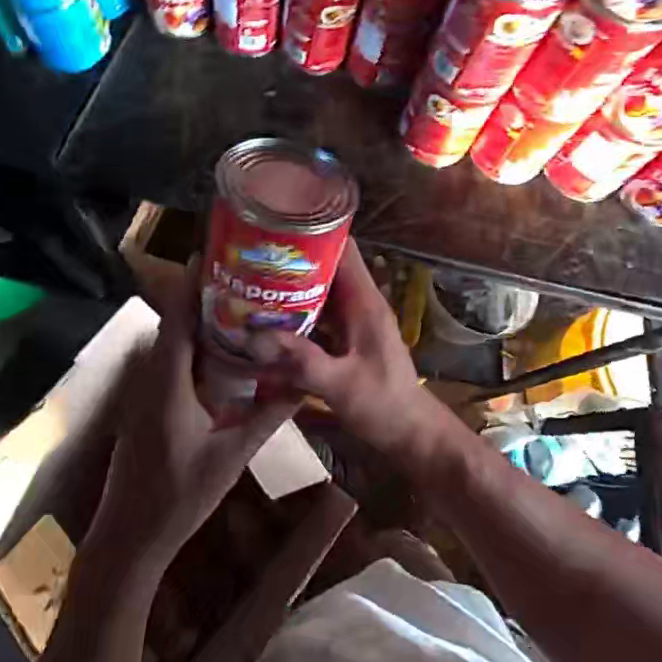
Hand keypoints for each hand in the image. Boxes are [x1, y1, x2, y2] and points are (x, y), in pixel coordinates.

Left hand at [90, 266, 300, 565]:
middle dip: (204, 298)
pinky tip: (222, 356)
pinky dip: (194, 349)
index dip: (191, 283)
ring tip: (241, 308)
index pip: (176, 316)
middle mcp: (151, 377)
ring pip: (172, 344)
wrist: (130, 534)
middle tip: (246, 280)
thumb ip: (267, 417)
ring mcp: (144, 392)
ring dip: (199, 323)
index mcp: (168, 381)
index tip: (217, 255)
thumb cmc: (179, 495)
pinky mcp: (147, 405)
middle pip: (175, 323)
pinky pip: (170, 363)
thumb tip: (302, 383)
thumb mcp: (231, 456)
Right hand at [247, 241, 461, 469]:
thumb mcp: (341, 384)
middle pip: (326, 268)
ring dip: (290, 289)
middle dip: (292, 261)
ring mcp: (353, 322)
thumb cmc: (383, 405)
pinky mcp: (346, 340)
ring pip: (320, 292)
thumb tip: (256, 336)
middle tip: (250, 259)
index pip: (344, 249)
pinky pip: (319, 316)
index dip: (315, 232)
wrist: (411, 434)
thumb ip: (301, 360)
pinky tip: (266, 321)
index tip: (278, 227)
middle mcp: (359, 304)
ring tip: (250, 284)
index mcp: (364, 303)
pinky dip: (296, 315)